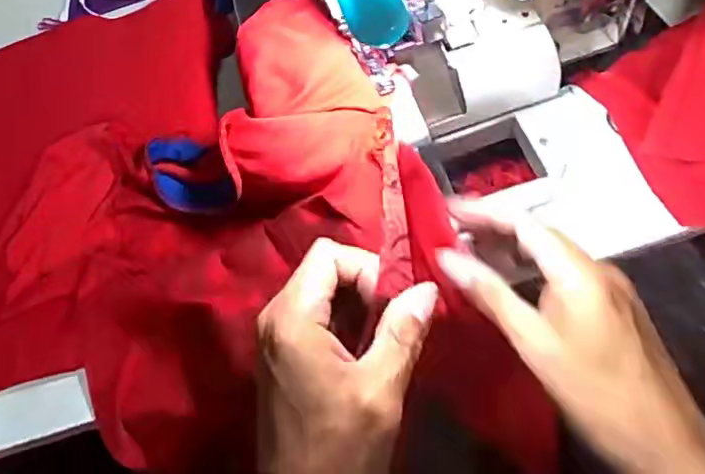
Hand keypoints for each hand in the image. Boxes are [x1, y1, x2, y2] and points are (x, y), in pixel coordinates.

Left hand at [257, 238, 438, 473]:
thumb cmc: (338, 451)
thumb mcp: (379, 391)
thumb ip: (402, 331)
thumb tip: (428, 287)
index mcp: (291, 316)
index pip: (330, 253)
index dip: (366, 267)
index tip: (391, 303)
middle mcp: (276, 316)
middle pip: (325, 267)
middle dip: (365, 285)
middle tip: (393, 320)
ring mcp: (276, 335)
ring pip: (323, 289)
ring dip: (358, 305)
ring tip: (384, 338)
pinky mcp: (283, 354)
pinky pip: (316, 314)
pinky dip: (344, 322)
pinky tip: (366, 353)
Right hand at [438, 199, 704, 473]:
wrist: (669, 445)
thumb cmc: (596, 392)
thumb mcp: (535, 345)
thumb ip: (491, 296)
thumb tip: (448, 257)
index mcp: (578, 267)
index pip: (523, 221)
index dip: (482, 210)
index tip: (446, 207)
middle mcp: (596, 265)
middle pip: (538, 233)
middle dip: (494, 227)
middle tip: (451, 230)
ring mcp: (609, 285)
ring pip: (552, 254)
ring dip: (513, 250)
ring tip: (472, 252)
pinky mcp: (614, 306)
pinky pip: (565, 273)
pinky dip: (533, 271)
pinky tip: (513, 284)